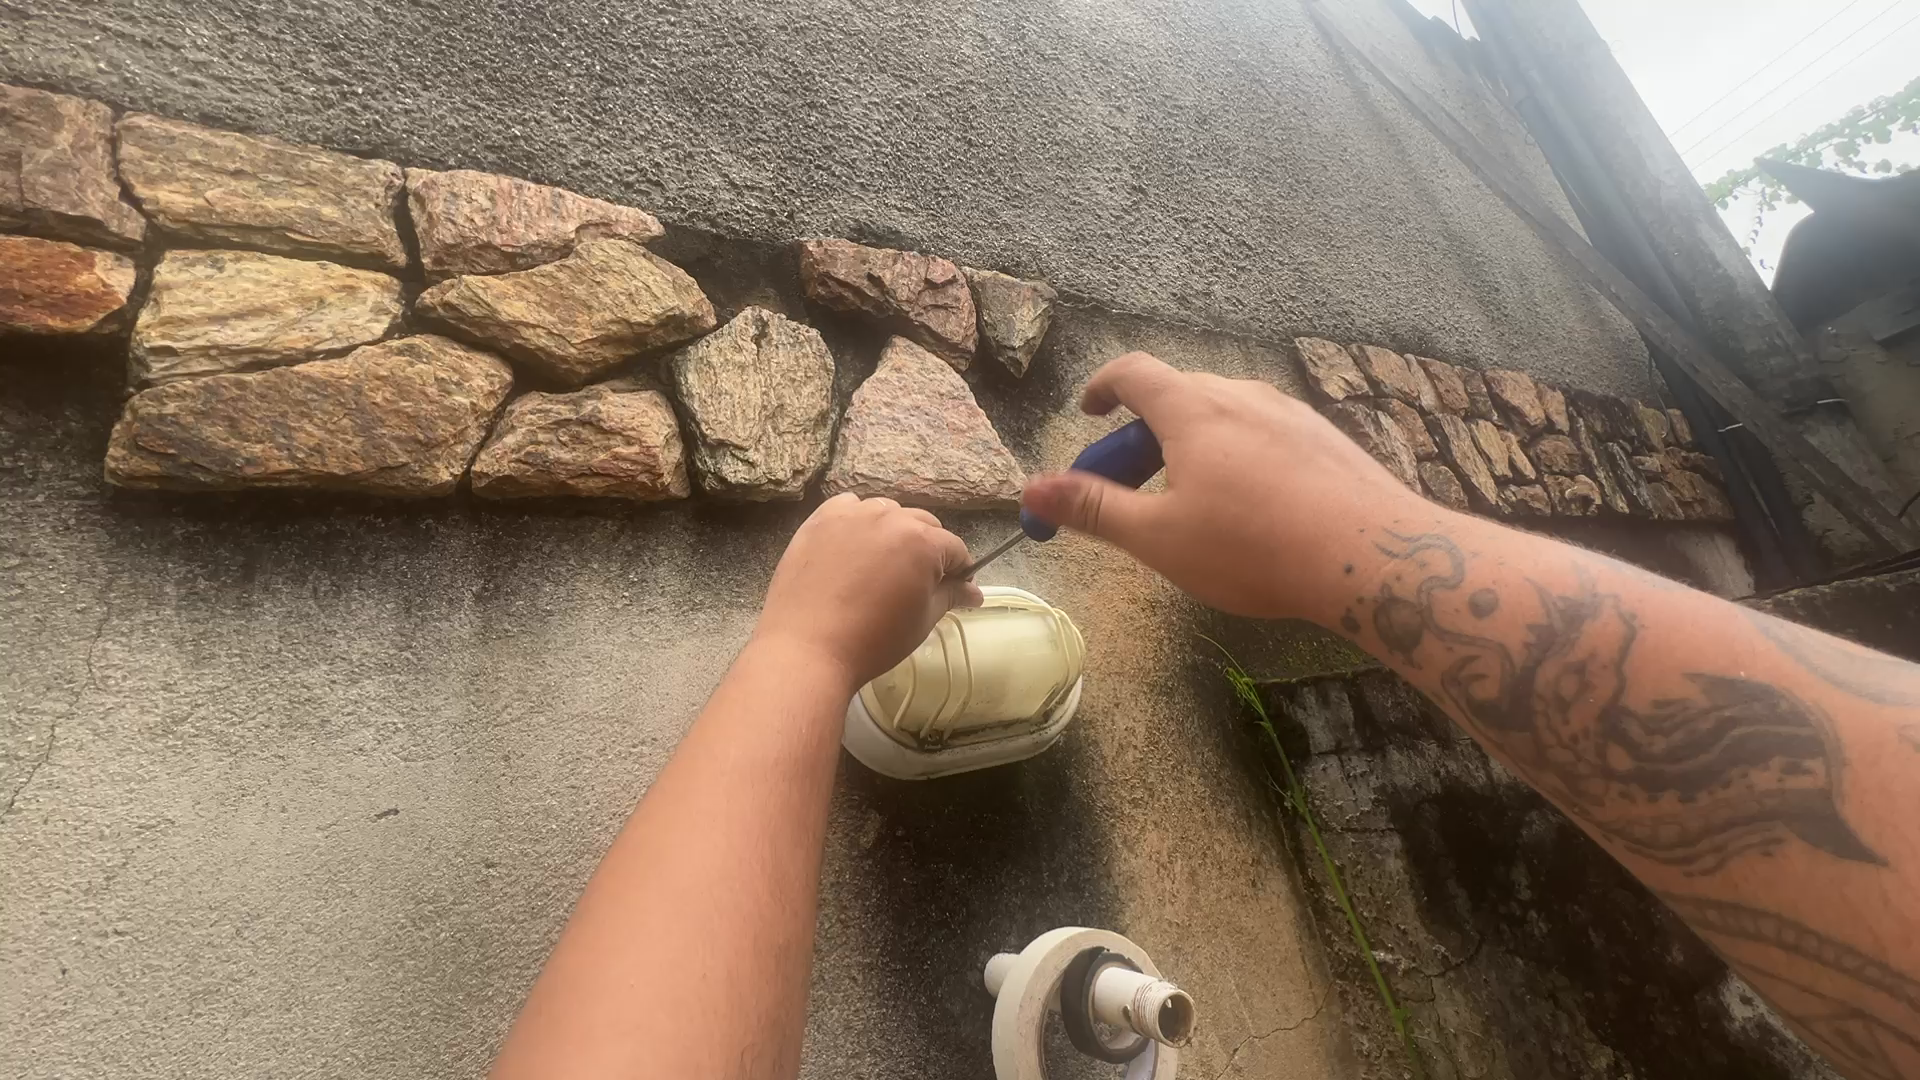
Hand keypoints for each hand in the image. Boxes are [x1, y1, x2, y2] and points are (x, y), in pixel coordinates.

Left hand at [754, 493, 983, 688]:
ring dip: (894, 531)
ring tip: (883, 563)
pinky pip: (849, 507)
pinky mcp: (820, 519)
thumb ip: (951, 596)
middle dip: (929, 549)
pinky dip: (858, 520)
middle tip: (917, 581)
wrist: (808, 648)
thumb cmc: (873, 640)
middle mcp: (890, 518)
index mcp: (923, 542)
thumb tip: (974, 592)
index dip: (960, 571)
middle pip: (924, 524)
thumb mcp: (923, 620)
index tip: (955, 589)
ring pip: (887, 513)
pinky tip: (853, 545)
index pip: (955, 548)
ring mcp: (853, 515)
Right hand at [1021, 352, 1431, 620]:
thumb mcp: (1157, 537)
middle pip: (1174, 395)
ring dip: (1186, 444)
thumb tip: (1031, 491)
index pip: (1133, 372)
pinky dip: (1230, 452)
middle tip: (1129, 485)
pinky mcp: (1324, 436)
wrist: (1378, 559)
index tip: (1089, 413)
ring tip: (1187, 497)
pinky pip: (1259, 430)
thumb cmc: (1252, 548)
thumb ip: (1092, 509)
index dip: (1101, 387)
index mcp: (1193, 410)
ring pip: (1219, 413)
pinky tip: (1246, 503)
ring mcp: (1289, 412)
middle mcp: (1241, 395)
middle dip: (1139, 435)